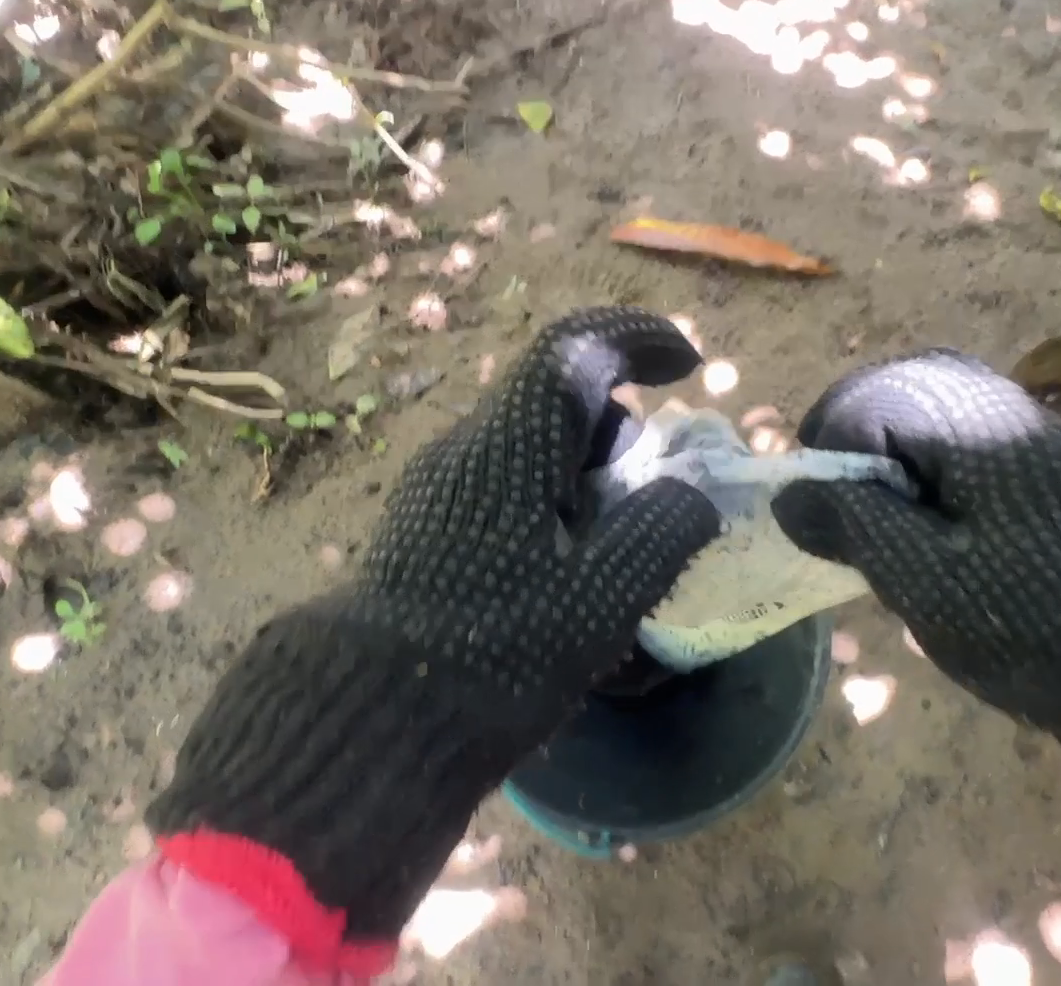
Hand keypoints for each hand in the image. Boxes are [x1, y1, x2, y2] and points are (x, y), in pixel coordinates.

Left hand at [147, 308, 718, 968]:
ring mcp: (440, 486)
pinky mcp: (427, 524)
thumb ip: (660, 532)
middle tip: (650, 495)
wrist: (370, 720)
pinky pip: (507, 486)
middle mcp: (468, 448)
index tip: (687, 365)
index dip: (638, 339)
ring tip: (611, 550)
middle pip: (560, 400)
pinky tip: (563, 572)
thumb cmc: (495, 655)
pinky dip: (554, 503)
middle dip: (619, 432)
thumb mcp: (600, 599)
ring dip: (588, 474)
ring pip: (534, 446)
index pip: (577, 348)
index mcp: (511, 445)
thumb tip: (690, 494)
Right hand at [768, 348, 1060, 718]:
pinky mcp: (1045, 461)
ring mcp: (1035, 431)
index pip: (875, 397)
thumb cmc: (1023, 628)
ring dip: (893, 434)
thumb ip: (850, 521)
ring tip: (876, 493)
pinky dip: (928, 448)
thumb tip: (790, 492)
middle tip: (840, 488)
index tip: (822, 502)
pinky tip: (926, 501)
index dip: (833, 441)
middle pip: (907, 380)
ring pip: (938, 394)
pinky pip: (967, 423)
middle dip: (859, 427)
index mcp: (979, 430)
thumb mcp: (919, 580)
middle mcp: (1010, 410)